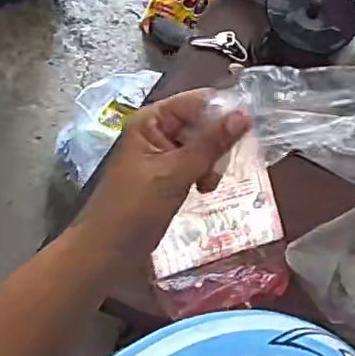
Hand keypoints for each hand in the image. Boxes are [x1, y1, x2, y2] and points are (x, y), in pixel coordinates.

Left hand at [83, 88, 250, 256]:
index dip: (223, 111)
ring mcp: (164, 153)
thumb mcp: (176, 172)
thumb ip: (211, 143)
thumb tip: (244, 115)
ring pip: (204, 144)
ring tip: (206, 184)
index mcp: (152, 119)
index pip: (197, 101)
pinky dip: (205, 174)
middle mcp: (158, 130)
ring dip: (212, 162)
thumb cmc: (133, 209)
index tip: (248, 128)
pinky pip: (198, 163)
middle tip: (220, 165)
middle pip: (203, 121)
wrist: (105, 254)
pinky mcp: (170, 174)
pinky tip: (202, 190)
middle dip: (217, 142)